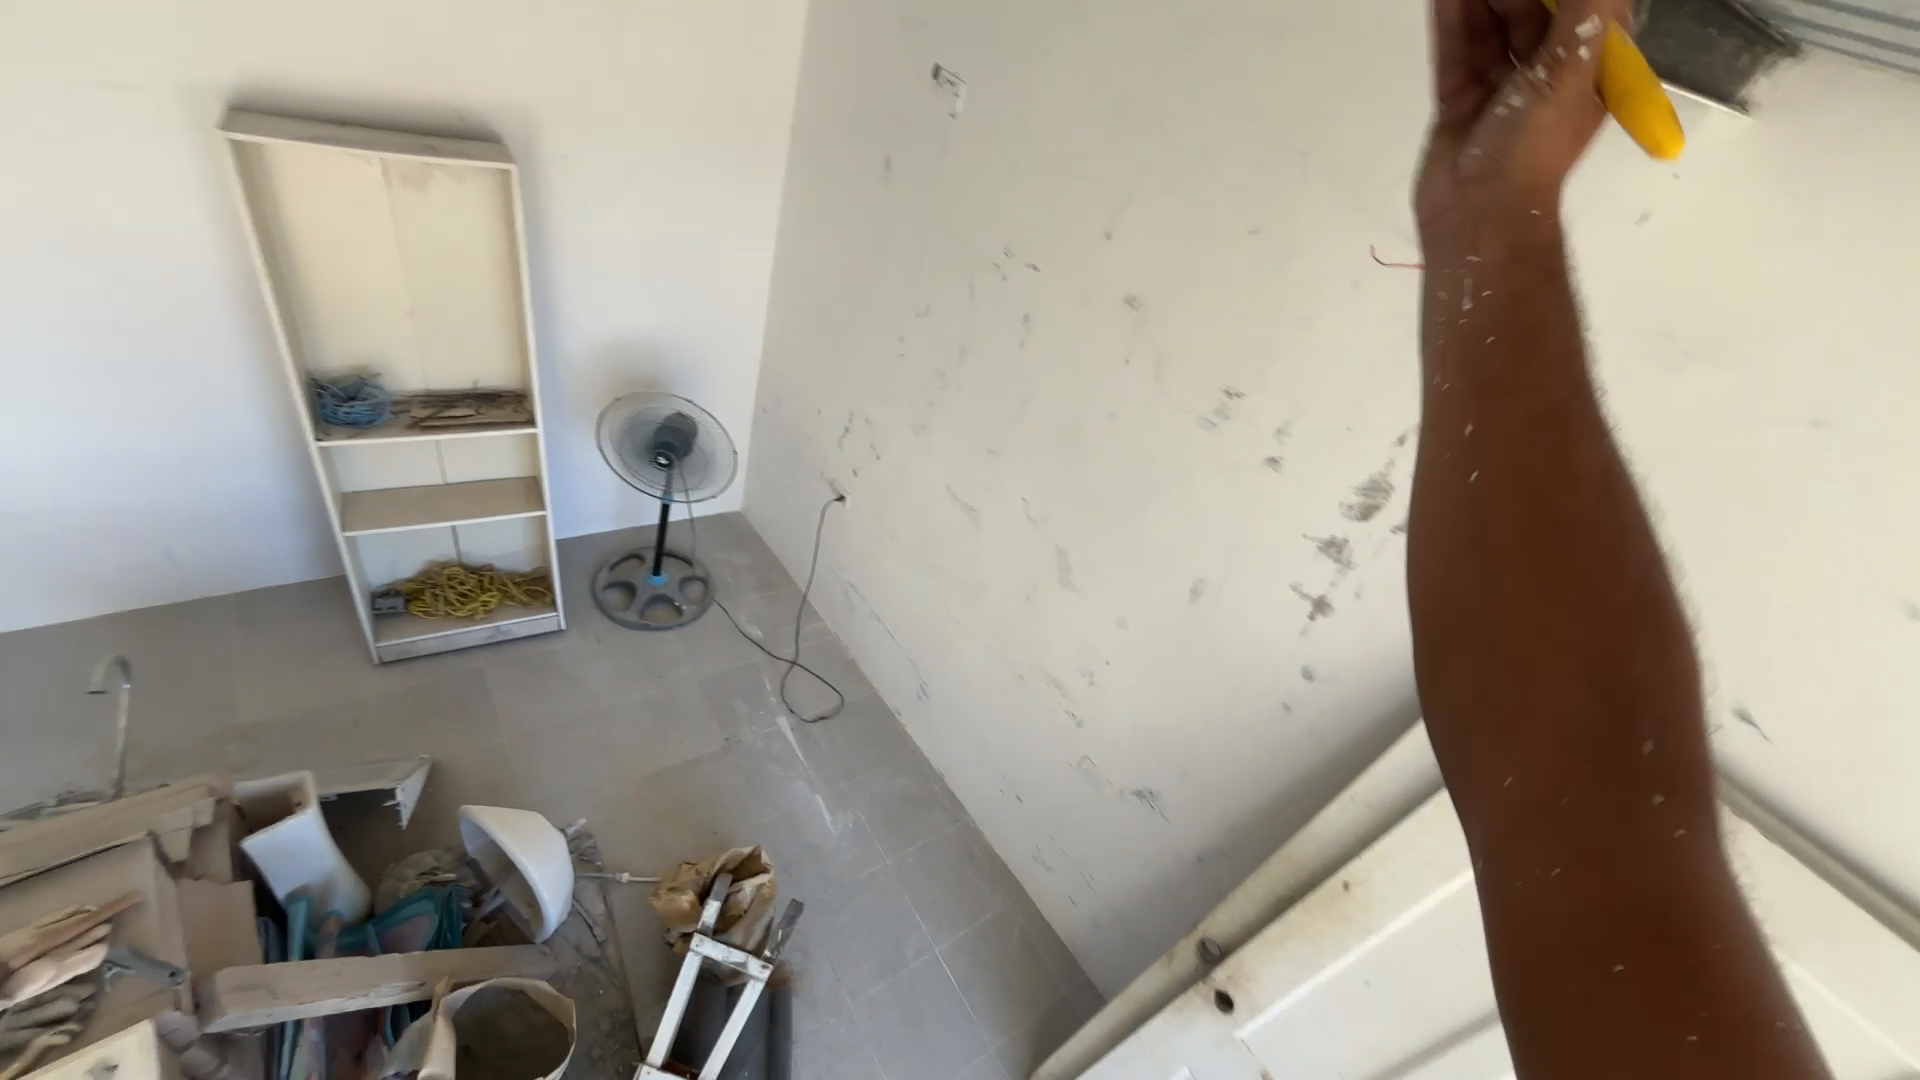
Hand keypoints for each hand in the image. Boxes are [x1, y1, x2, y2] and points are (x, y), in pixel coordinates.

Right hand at [1415, 0, 1632, 237]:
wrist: (1476, 213)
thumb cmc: (1532, 147)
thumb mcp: (1571, 70)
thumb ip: (1582, 11)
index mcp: (1589, 61)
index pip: (1584, 2)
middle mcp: (1547, 69)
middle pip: (1533, 8)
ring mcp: (1499, 87)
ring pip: (1491, 28)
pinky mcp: (1459, 103)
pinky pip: (1457, 54)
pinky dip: (1450, 24)